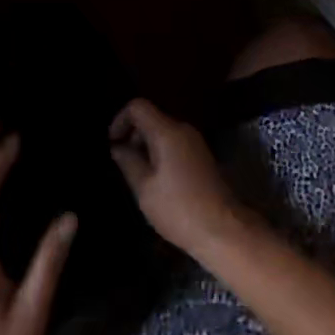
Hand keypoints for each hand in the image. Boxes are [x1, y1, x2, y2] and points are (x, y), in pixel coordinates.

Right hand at [108, 99, 241, 253]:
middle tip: (122, 163)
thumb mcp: (145, 189)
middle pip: (151, 117)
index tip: (112, 144)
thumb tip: (117, 147)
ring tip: (137, 175)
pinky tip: (155, 180)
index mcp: (167, 131)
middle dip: (132, 135)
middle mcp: (183, 128)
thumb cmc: (178, 209)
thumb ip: (128, 162)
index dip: (120, 120)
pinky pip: (174, 142)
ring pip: (162, 131)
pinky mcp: (201, 155)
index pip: (138, 106)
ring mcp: (195, 141)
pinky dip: (159, 152)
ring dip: (145, 146)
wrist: (222, 228)